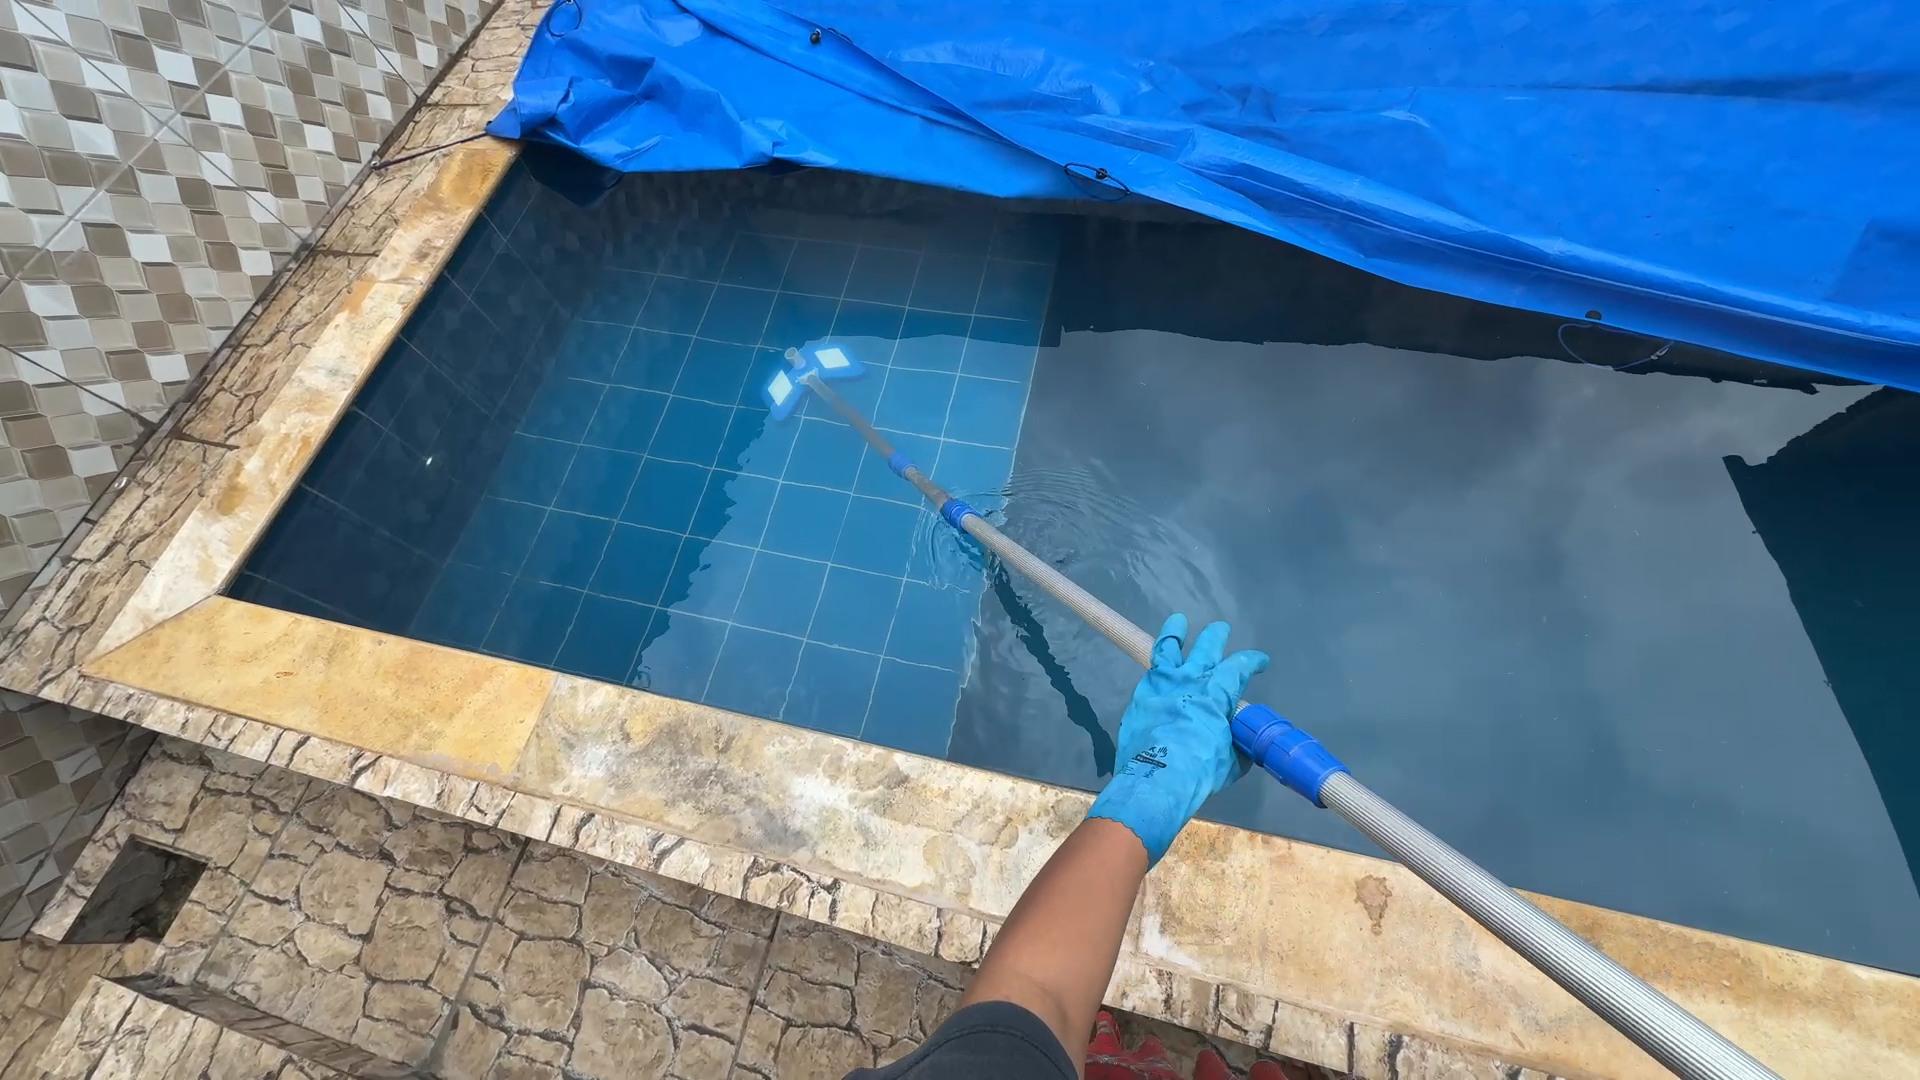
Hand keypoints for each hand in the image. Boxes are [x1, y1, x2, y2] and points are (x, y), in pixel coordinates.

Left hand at [1086, 614, 1268, 865]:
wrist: (1158, 776)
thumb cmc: (1201, 770)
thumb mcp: (1230, 761)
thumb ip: (1235, 747)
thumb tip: (1239, 749)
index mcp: (1216, 693)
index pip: (1239, 667)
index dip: (1252, 661)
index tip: (1259, 661)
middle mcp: (1190, 680)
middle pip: (1206, 648)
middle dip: (1216, 637)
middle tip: (1220, 629)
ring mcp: (1162, 684)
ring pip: (1169, 648)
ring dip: (1175, 633)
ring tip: (1177, 621)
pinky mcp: (1141, 695)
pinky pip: (1150, 671)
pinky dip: (1157, 665)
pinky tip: (1157, 664)